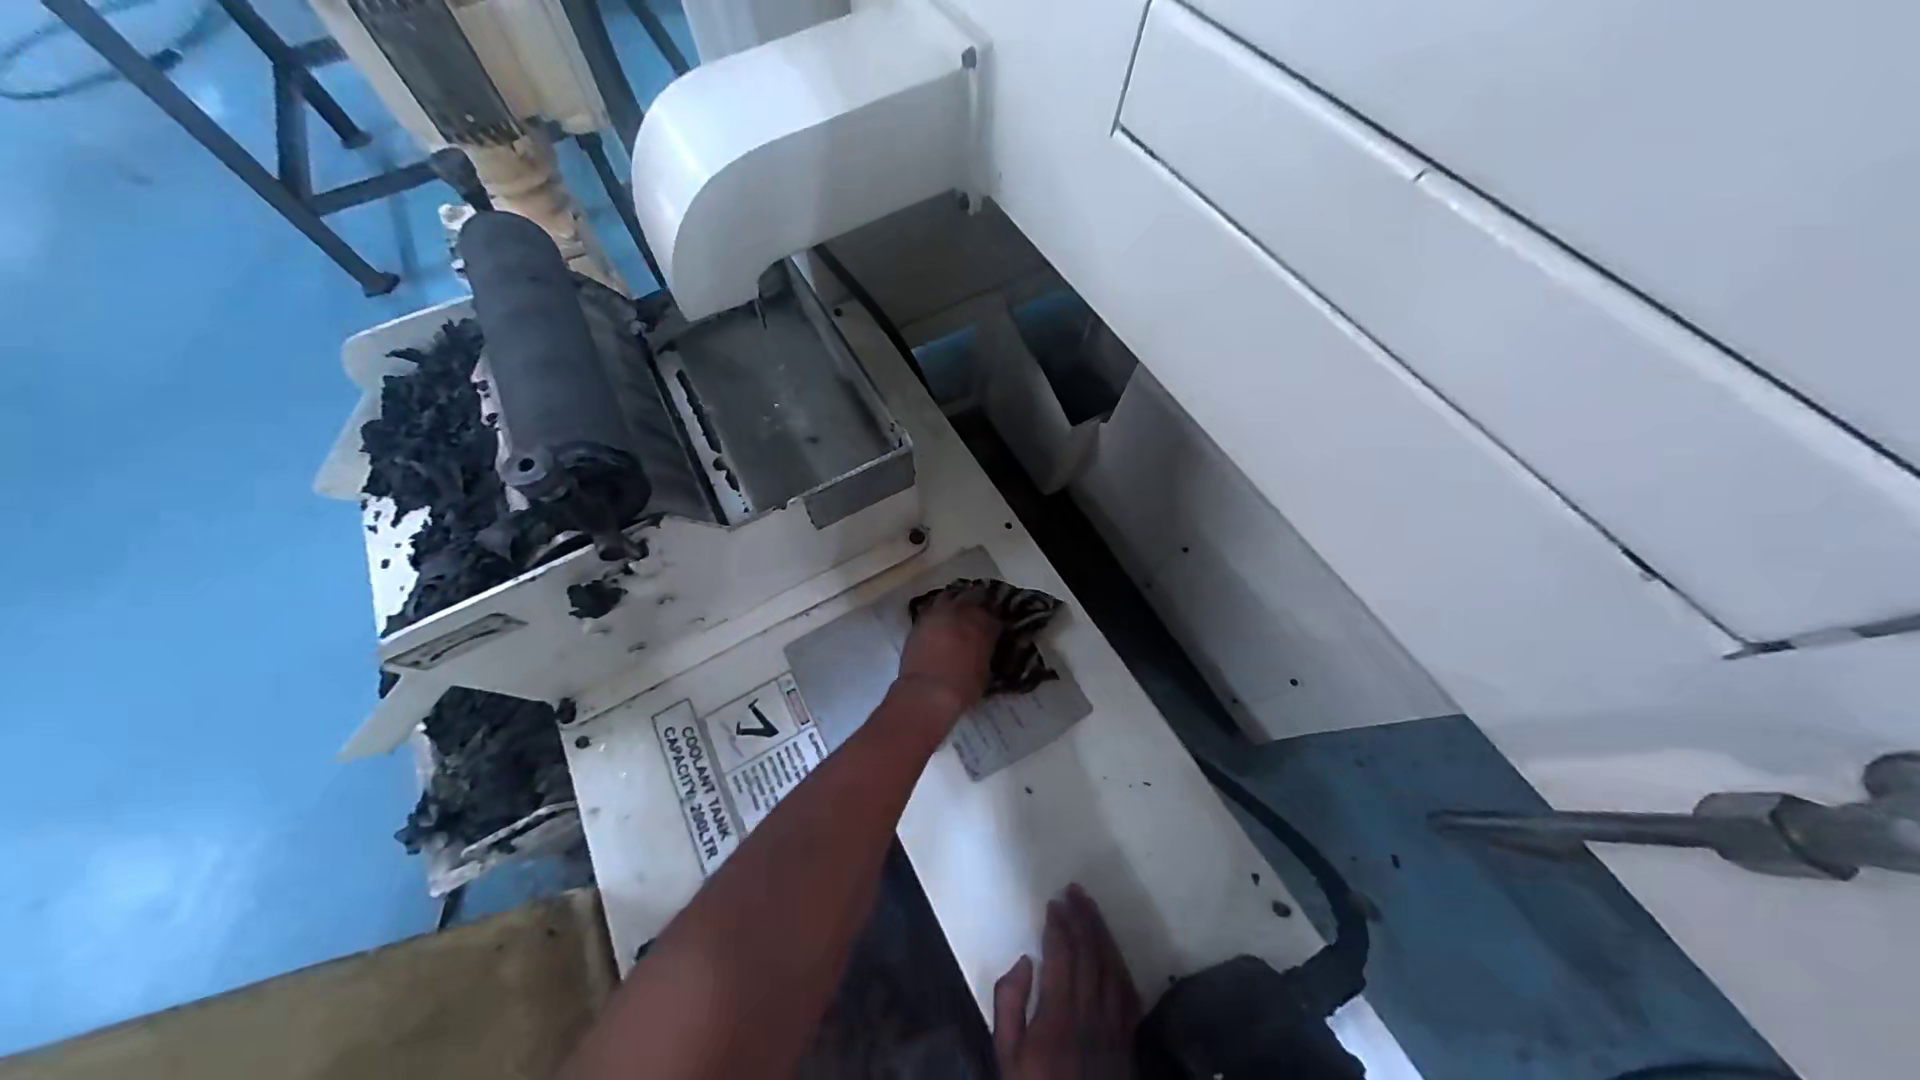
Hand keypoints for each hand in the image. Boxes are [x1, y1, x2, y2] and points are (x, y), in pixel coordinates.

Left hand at [895, 591, 1000, 717]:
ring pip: (951, 594)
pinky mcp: (921, 619)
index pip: (996, 614)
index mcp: (985, 623)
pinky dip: (939, 608)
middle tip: (980, 610)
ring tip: (959, 606)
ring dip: (957, 598)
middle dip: (980, 601)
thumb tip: (984, 646)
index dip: (996, 620)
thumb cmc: (963, 686)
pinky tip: (941, 615)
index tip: (996, 625)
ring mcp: (940, 612)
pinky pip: (933, 605)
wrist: (927, 690)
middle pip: (975, 595)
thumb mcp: (986, 669)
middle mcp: (964, 611)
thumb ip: (986, 650)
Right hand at [993, 884, 1141, 1079]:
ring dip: (1102, 932)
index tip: (1052, 904)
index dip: (1058, 925)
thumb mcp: (1006, 1056)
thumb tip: (1024, 961)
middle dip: (1082, 917)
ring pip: (1112, 966)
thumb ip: (1009, 1004)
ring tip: (1091, 906)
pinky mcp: (1127, 1039)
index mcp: (1058, 1015)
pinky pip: (1129, 992)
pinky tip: (1113, 951)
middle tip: (1073, 890)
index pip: (1062, 955)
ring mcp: (1113, 1026)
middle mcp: (1090, 1013)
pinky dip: (1121, 964)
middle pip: (1090, 953)